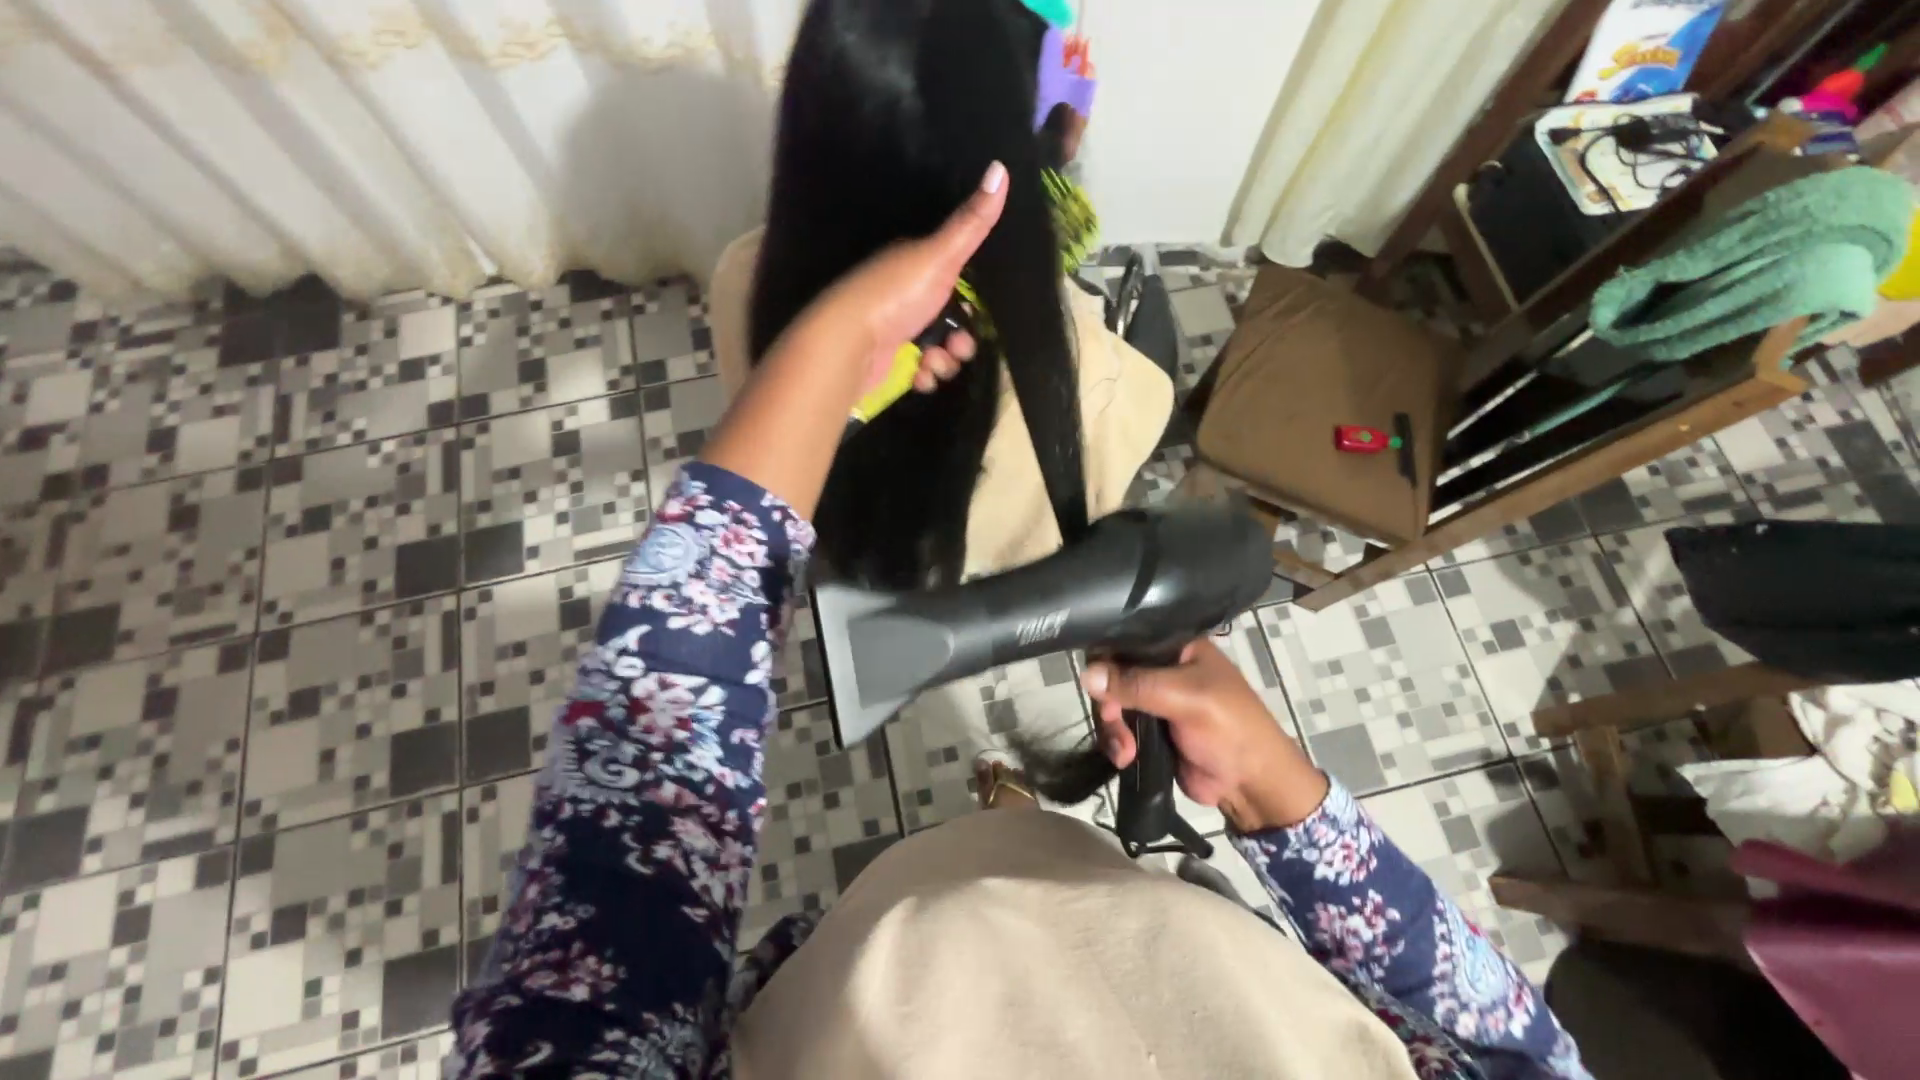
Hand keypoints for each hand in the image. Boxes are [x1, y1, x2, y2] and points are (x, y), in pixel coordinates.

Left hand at [799, 161, 1007, 394]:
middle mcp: (905, 295)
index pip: (958, 286)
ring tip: (931, 365)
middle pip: (950, 322)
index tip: (975, 321)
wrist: (847, 341)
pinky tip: (918, 377)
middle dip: (960, 341)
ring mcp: (895, 329)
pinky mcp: (887, 359)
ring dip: (942, 363)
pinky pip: (918, 370)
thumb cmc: (894, 295)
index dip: (972, 308)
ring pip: (937, 350)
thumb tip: (1001, 168)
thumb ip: (971, 223)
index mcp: (916, 266)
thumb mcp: (938, 255)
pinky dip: (923, 377)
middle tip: (955, 349)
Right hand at [1082, 639, 1328, 832]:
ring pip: (1110, 704)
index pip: (1127, 639)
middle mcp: (1161, 669)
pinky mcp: (1148, 731)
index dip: (1106, 659)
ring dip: (1111, 728)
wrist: (1251, 784)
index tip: (1100, 685)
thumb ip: (1137, 684)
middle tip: (1115, 722)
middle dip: (1108, 703)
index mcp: (1177, 648)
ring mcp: (1153, 701)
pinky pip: (1116, 728)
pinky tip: (1125, 759)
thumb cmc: (1230, 728)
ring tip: (1125, 752)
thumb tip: (1087, 675)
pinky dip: (1115, 743)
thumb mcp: (1186, 699)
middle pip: (1111, 674)